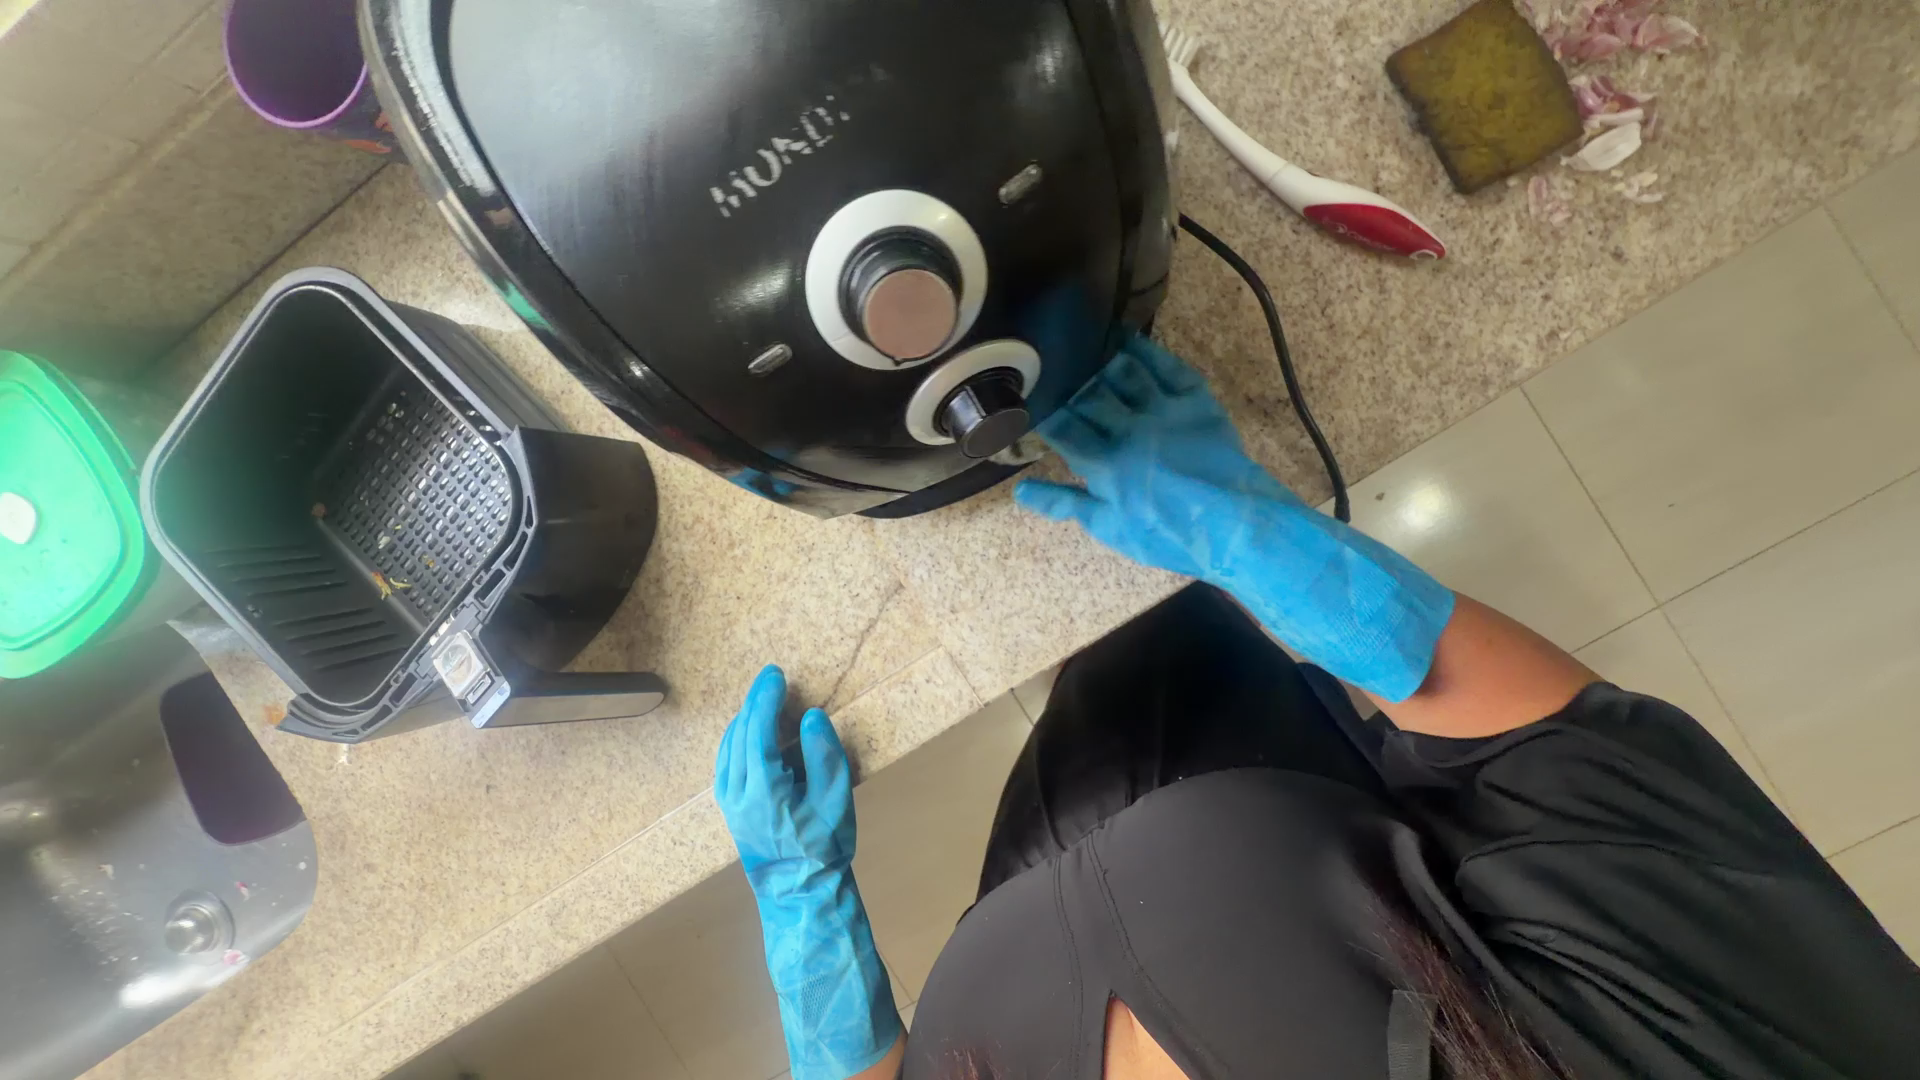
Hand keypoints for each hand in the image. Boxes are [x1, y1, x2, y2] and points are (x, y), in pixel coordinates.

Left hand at [714, 666, 901, 1079]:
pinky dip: (737, 740)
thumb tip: (809, 717)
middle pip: (740, 735)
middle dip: (754, 703)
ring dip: (744, 720)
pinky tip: (750, 735)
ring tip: (762, 701)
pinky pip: (726, 764)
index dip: (766, 699)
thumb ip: (822, 754)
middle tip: (771, 679)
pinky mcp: (731, 812)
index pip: (758, 730)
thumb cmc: (824, 849)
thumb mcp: (835, 799)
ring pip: (728, 749)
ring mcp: (730, 804)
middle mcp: (738, 793)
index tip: (776, 675)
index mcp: (763, 788)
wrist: (802, 899)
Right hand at [1013, 334, 1297, 580]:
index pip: (1062, 427)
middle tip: (1052, 373)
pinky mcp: (1194, 399)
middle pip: (1088, 395)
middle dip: (1067, 384)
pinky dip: (1143, 349)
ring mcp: (1163, 409)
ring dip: (1099, 360)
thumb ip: (1064, 504)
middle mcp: (1128, 427)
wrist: (1235, 526)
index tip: (1031, 405)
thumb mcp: (1109, 528)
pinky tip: (1124, 338)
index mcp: (1102, 462)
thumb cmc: (1167, 534)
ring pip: (1122, 372)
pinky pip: (1166, 365)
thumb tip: (1020, 491)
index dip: (1044, 414)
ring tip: (1082, 349)